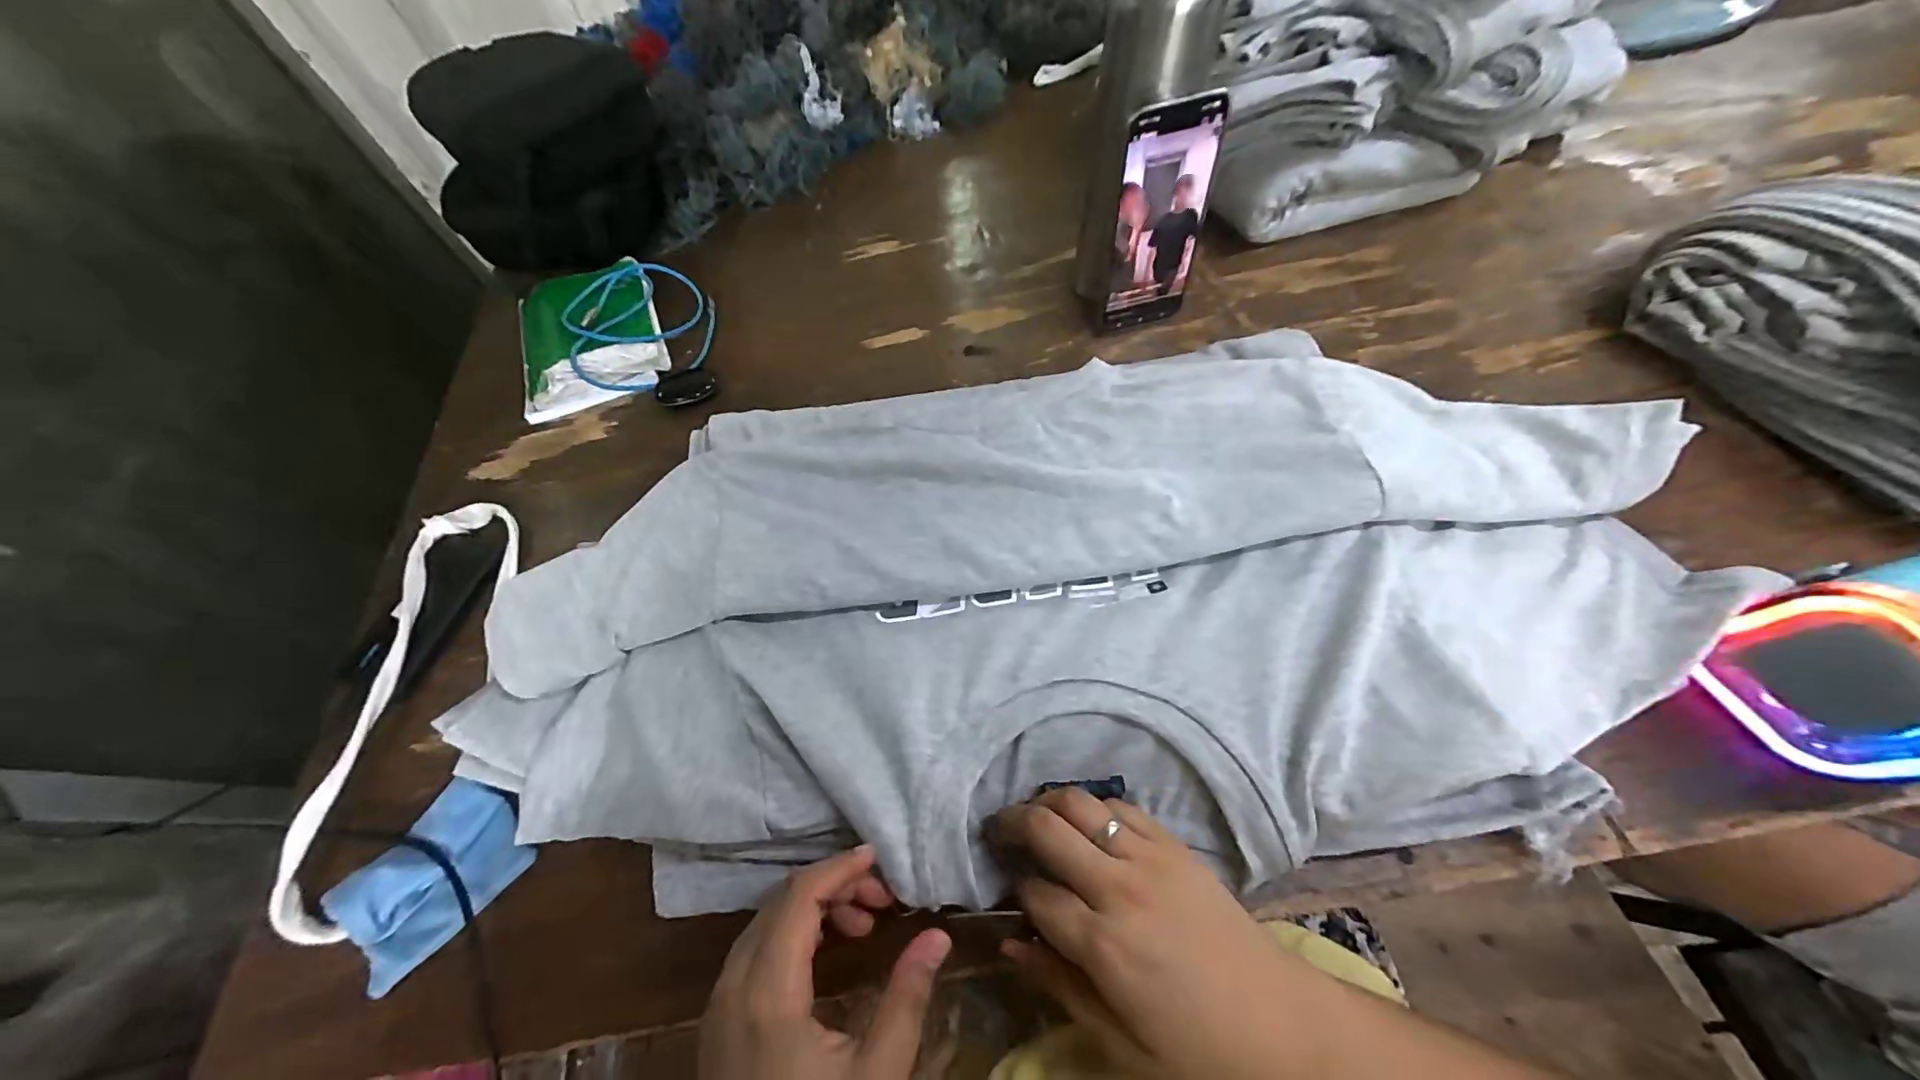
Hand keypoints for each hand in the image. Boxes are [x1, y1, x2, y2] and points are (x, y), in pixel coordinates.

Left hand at [699, 847, 952, 1079]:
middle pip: (780, 903)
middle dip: (833, 887)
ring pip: (765, 923)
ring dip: (813, 909)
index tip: (878, 855)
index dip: (839, 868)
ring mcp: (718, 1004)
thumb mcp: (877, 1073)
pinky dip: (793, 934)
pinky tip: (827, 951)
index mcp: (767, 993)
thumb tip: (937, 936)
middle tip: (882, 901)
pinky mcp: (718, 1021)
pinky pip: (754, 950)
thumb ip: (906, 997)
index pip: (798, 898)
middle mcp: (732, 986)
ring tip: (863, 926)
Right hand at [992, 788, 1306, 1078]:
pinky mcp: (1176, 845)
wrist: (1282, 1023)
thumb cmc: (1196, 1046)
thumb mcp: (1121, 1041)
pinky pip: (1123, 806)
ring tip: (1034, 815)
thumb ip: (1059, 985)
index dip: (1013, 888)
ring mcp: (1151, 858)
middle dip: (1011, 824)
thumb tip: (1009, 942)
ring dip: (1046, 802)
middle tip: (997, 831)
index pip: (1033, 892)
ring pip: (1080, 803)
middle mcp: (1120, 888)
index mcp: (1103, 944)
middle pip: (1047, 829)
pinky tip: (1087, 822)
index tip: (1008, 892)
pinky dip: (1095, 806)